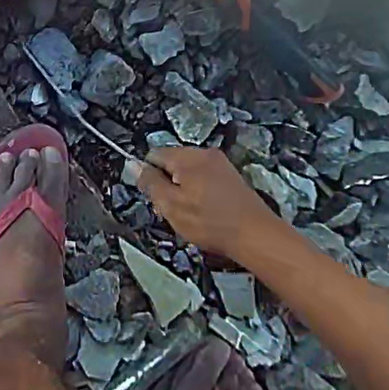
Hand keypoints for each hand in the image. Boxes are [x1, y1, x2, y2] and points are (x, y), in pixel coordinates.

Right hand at [138, 148, 288, 261]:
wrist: (255, 235)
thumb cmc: (211, 223)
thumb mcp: (171, 205)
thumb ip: (150, 183)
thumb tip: (133, 165)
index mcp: (188, 156)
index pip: (153, 155)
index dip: (149, 176)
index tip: (155, 198)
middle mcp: (205, 153)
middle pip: (172, 163)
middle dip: (167, 185)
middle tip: (173, 211)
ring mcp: (220, 164)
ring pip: (188, 173)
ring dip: (184, 191)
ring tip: (191, 215)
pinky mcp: (231, 177)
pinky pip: (205, 179)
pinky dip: (200, 194)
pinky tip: (206, 214)